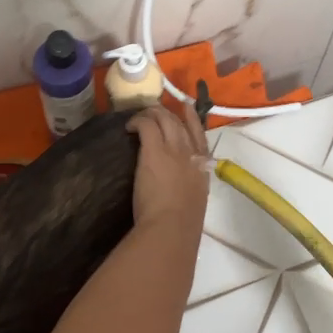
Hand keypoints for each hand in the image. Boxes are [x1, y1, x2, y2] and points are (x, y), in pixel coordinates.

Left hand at [126, 104, 209, 233]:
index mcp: (203, 165)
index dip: (192, 118)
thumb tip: (184, 184)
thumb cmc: (183, 221)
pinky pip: (146, 125)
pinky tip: (129, 126)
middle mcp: (190, 151)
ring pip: (163, 118)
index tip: (187, 108)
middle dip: (166, 114)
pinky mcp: (153, 149)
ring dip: (151, 114)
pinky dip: (137, 121)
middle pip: (179, 122)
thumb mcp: (196, 197)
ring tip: (140, 117)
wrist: (172, 224)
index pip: (199, 134)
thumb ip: (191, 183)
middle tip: (153, 113)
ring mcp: (172, 148)